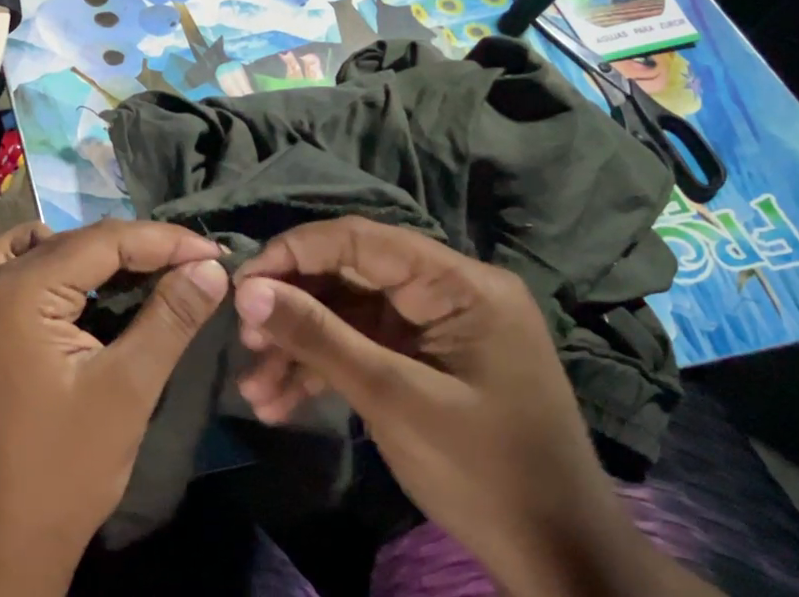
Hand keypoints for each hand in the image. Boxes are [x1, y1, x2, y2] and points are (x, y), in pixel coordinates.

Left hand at [0, 220, 228, 595]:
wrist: (14, 523)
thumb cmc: (70, 460)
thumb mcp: (129, 386)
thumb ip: (170, 317)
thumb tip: (212, 268)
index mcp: (19, 288)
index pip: (102, 240)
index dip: (164, 241)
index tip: (218, 253)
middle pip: (78, 241)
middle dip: (140, 249)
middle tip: (199, 267)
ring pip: (54, 250)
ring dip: (104, 256)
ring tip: (158, 272)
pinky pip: (29, 269)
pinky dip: (66, 267)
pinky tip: (96, 284)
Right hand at [232, 217, 715, 596]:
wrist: (557, 558)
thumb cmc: (485, 471)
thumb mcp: (394, 399)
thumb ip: (319, 336)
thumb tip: (246, 289)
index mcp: (460, 285)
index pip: (359, 240)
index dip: (293, 254)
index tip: (240, 287)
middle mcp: (446, 293)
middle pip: (345, 276)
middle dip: (289, 310)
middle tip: (243, 342)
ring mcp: (431, 329)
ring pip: (343, 315)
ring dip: (296, 348)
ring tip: (254, 389)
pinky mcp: (419, 361)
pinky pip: (357, 347)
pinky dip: (319, 370)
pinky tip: (279, 403)